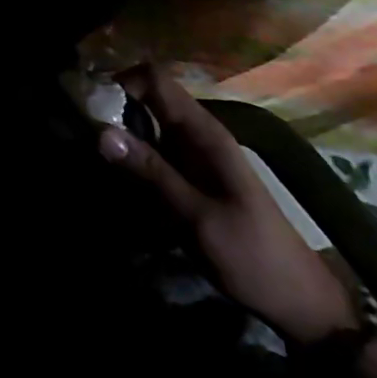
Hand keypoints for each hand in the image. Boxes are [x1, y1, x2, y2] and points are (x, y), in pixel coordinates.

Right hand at [99, 65, 358, 341]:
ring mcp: (195, 154)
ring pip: (149, 124)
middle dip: (114, 108)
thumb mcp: (195, 216)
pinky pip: (155, 150)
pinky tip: (116, 179)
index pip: (156, 79)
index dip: (121, 82)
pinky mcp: (193, 175)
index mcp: (204, 132)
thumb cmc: (249, 255)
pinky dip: (133, 156)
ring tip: (91, 157)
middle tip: (81, 135)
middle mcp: (197, 133)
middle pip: (148, 97)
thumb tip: (101, 132)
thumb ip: (150, 172)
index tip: (90, 107)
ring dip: (121, 134)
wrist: (296, 298)